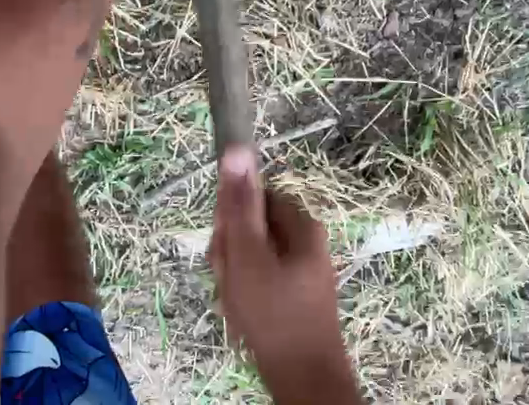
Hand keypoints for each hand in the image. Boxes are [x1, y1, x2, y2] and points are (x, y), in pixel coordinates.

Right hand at [210, 146, 360, 404]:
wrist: (304, 383)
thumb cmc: (274, 314)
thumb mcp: (247, 253)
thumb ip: (238, 203)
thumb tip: (236, 148)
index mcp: (300, 223)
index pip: (251, 196)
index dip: (230, 217)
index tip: (223, 243)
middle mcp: (305, 239)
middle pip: (250, 225)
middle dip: (230, 250)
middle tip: (228, 277)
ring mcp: (301, 268)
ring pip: (251, 254)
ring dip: (234, 273)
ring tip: (235, 299)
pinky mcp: (295, 293)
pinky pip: (260, 277)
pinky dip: (245, 291)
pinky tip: (242, 313)